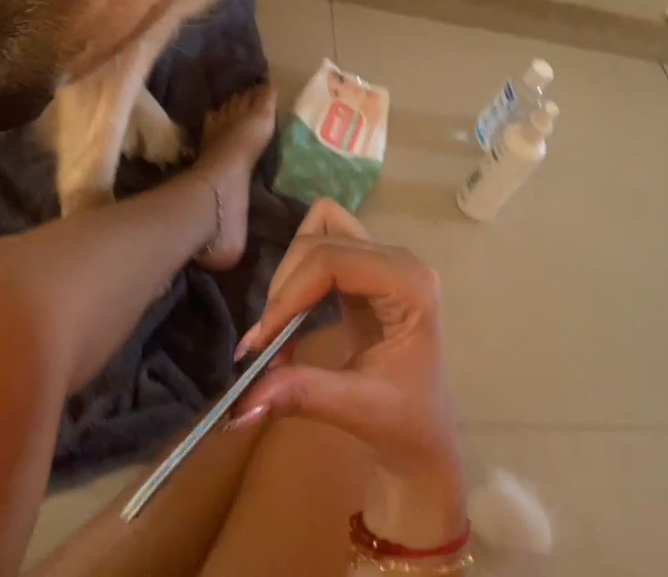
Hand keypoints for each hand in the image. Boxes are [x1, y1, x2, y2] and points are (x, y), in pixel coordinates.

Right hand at [232, 200, 464, 548]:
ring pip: (320, 232)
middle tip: (265, 343)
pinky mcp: (367, 270)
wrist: (425, 435)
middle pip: (321, 242)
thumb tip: (242, 402)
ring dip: (290, 275)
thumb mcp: (357, 409)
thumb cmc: (405, 422)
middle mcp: (399, 261)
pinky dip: (298, 274)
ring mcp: (384, 261)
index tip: (260, 341)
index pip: (332, 260)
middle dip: (285, 289)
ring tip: (279, 326)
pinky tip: (292, 316)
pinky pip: (323, 246)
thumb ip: (303, 393)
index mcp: (409, 286)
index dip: (289, 293)